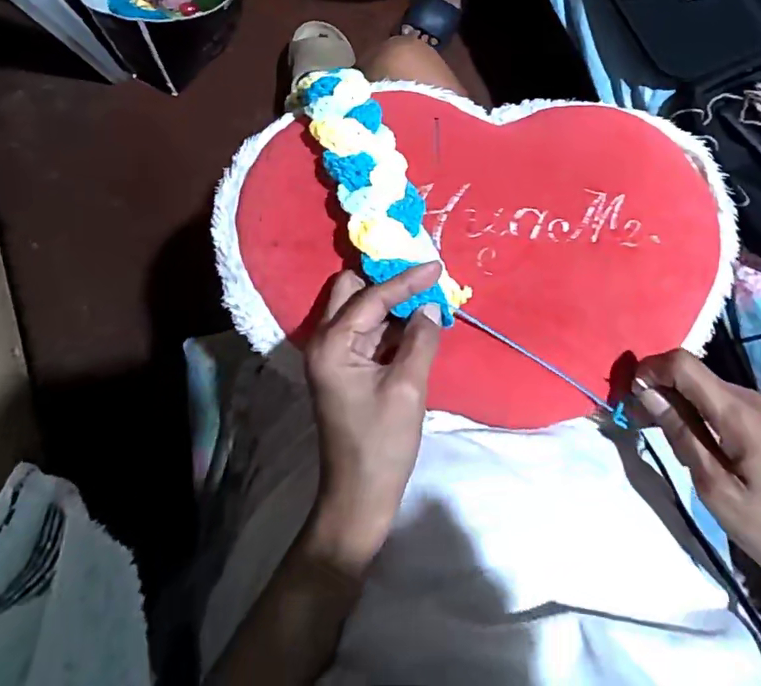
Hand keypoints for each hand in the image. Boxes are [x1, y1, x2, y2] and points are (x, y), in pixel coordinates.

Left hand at [300, 263, 444, 573]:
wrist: (359, 496)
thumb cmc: (382, 444)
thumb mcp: (408, 387)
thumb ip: (420, 339)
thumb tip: (429, 305)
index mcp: (332, 344)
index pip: (371, 297)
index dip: (406, 280)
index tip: (436, 265)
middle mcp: (324, 342)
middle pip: (351, 292)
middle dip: (386, 282)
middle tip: (422, 278)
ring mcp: (331, 355)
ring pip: (359, 310)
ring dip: (390, 303)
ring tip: (425, 295)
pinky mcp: (344, 369)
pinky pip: (366, 331)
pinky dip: (389, 323)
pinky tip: (415, 323)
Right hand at [634, 351, 760, 625]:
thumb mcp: (714, 487)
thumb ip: (680, 433)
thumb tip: (646, 392)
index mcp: (741, 413)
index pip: (684, 364)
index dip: (651, 370)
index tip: (629, 396)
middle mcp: (751, 399)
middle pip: (692, 372)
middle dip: (658, 388)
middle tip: (636, 421)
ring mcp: (760, 408)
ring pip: (702, 386)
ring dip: (674, 402)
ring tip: (661, 437)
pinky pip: (717, 402)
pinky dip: (693, 412)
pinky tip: (689, 443)